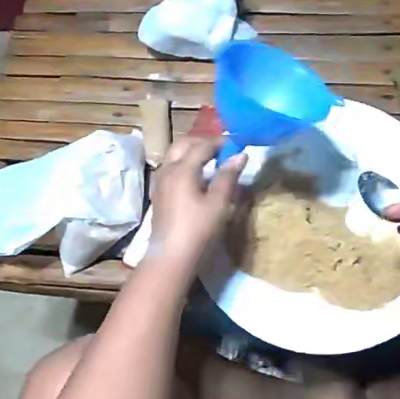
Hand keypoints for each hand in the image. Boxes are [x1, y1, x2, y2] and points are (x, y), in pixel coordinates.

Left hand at [148, 137, 245, 265]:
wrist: (170, 256)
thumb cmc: (197, 230)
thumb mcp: (218, 203)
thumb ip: (228, 177)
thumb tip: (240, 155)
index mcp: (181, 169)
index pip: (201, 146)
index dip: (219, 142)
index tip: (236, 143)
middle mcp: (167, 171)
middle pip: (182, 145)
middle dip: (202, 142)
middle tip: (221, 148)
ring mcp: (160, 183)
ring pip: (174, 156)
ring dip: (191, 152)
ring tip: (211, 161)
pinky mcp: (159, 194)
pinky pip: (171, 169)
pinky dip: (185, 164)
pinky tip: (197, 178)